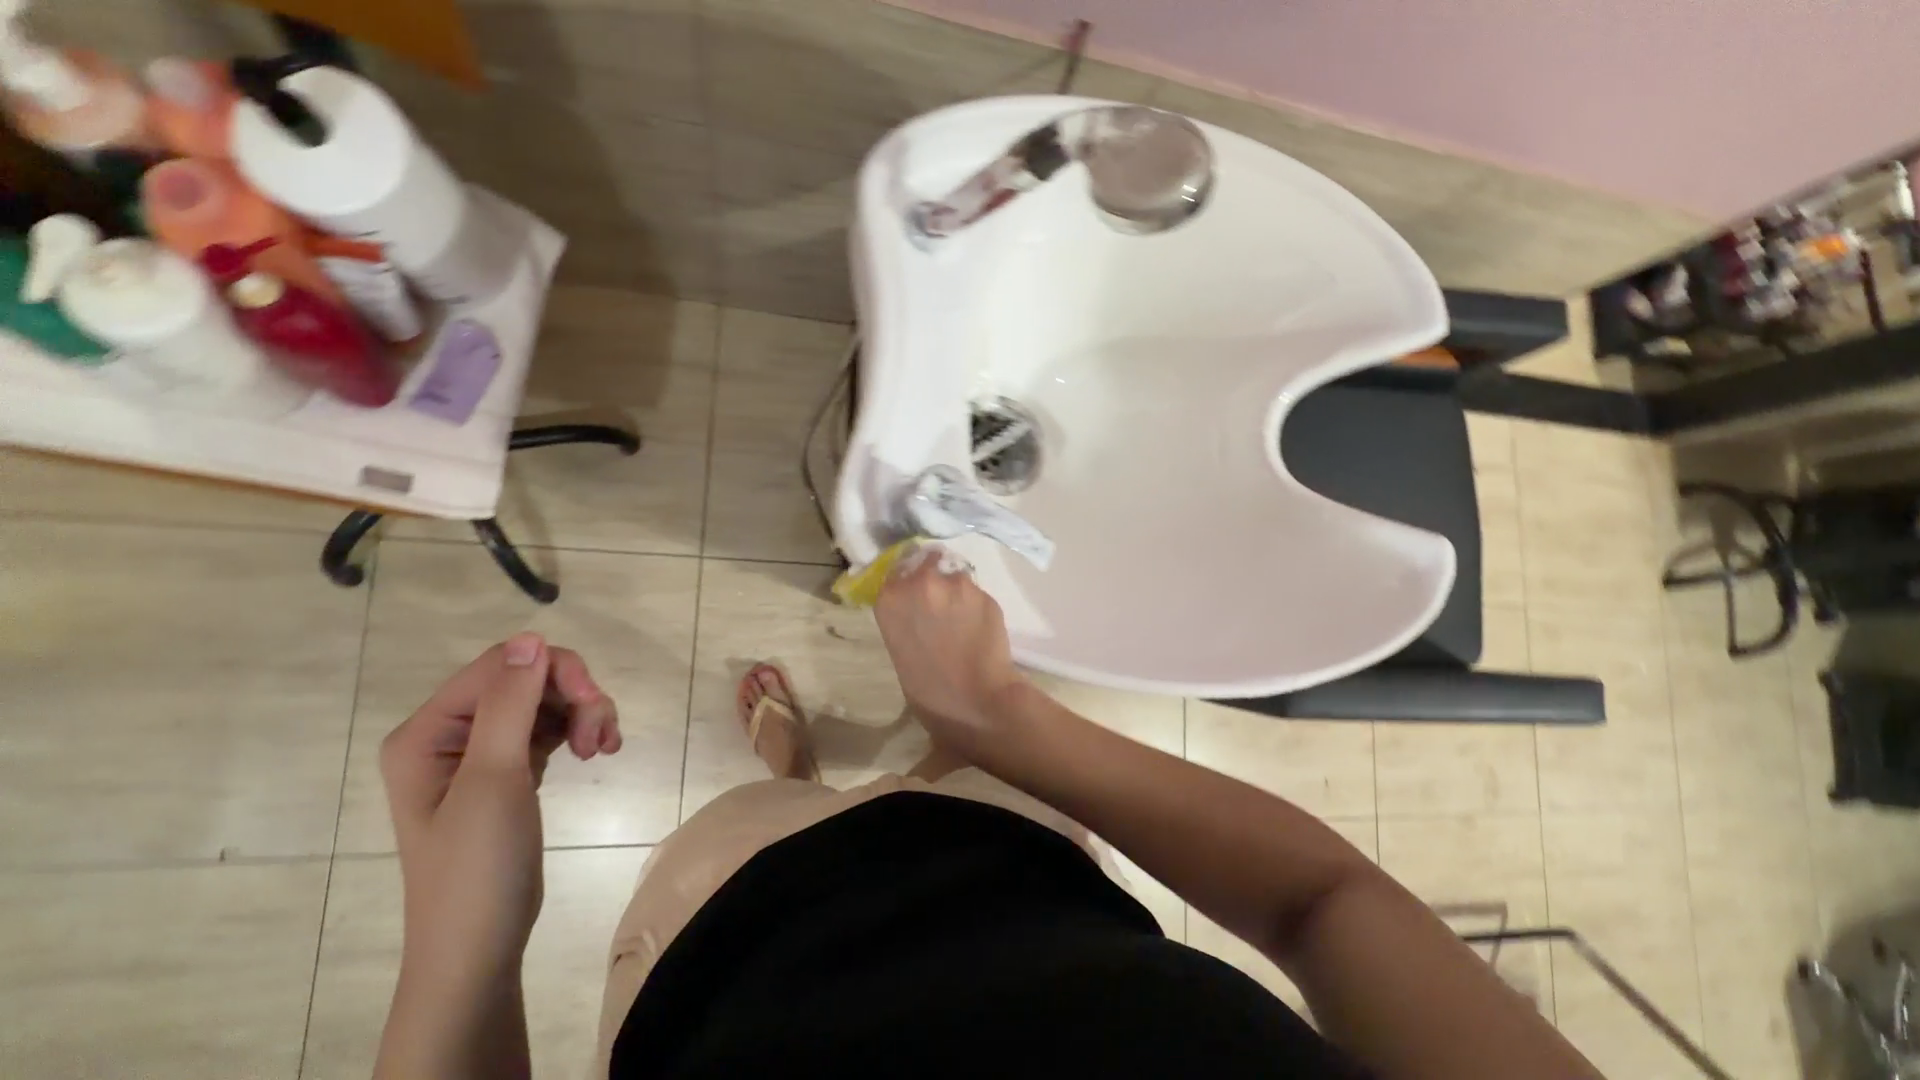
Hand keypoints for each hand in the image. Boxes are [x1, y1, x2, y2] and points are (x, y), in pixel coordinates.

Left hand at [380, 633, 619, 977]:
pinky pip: (549, 730)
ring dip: (582, 714)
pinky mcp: (508, 774)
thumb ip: (510, 705)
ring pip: (544, 703)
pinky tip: (600, 752)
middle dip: (572, 696)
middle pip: (525, 681)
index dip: (552, 671)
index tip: (594, 702)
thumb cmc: (475, 869)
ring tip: (604, 750)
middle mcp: (450, 733)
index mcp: (427, 731)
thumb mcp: (492, 781)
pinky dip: (579, 732)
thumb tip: (531, 637)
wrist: (478, 949)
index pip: (498, 667)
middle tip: (604, 738)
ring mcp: (479, 754)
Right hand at [873, 546, 1025, 749]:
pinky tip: (980, 629)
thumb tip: (917, 611)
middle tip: (942, 605)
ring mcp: (956, 585)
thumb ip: (905, 618)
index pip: (896, 571)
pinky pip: (977, 594)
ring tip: (964, 621)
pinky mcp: (985, 593)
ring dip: (958, 593)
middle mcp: (921, 582)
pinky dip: (977, 607)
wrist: (975, 700)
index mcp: (890, 599)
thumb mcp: (899, 650)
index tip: (915, 593)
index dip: (908, 580)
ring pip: (956, 577)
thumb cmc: (928, 691)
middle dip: (934, 580)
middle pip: (927, 564)